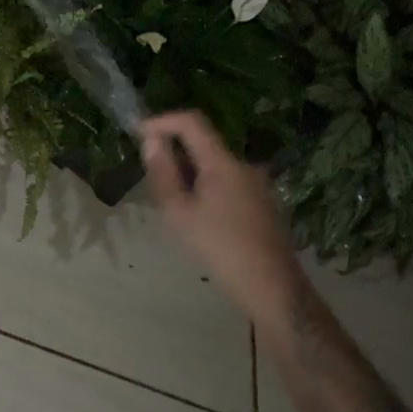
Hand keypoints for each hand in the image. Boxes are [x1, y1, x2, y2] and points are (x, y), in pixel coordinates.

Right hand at [139, 110, 305, 332]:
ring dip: (190, 174)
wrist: (273, 290)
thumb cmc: (220, 248)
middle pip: (203, 144)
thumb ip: (162, 172)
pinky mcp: (264, 203)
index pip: (191, 122)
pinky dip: (208, 187)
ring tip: (174, 205)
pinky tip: (200, 219)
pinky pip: (229, 182)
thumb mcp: (178, 212)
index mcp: (223, 162)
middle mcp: (244, 165)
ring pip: (215, 166)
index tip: (139, 135)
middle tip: (153, 179)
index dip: (162, 121)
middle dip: (174, 153)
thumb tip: (151, 142)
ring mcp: (258, 185)